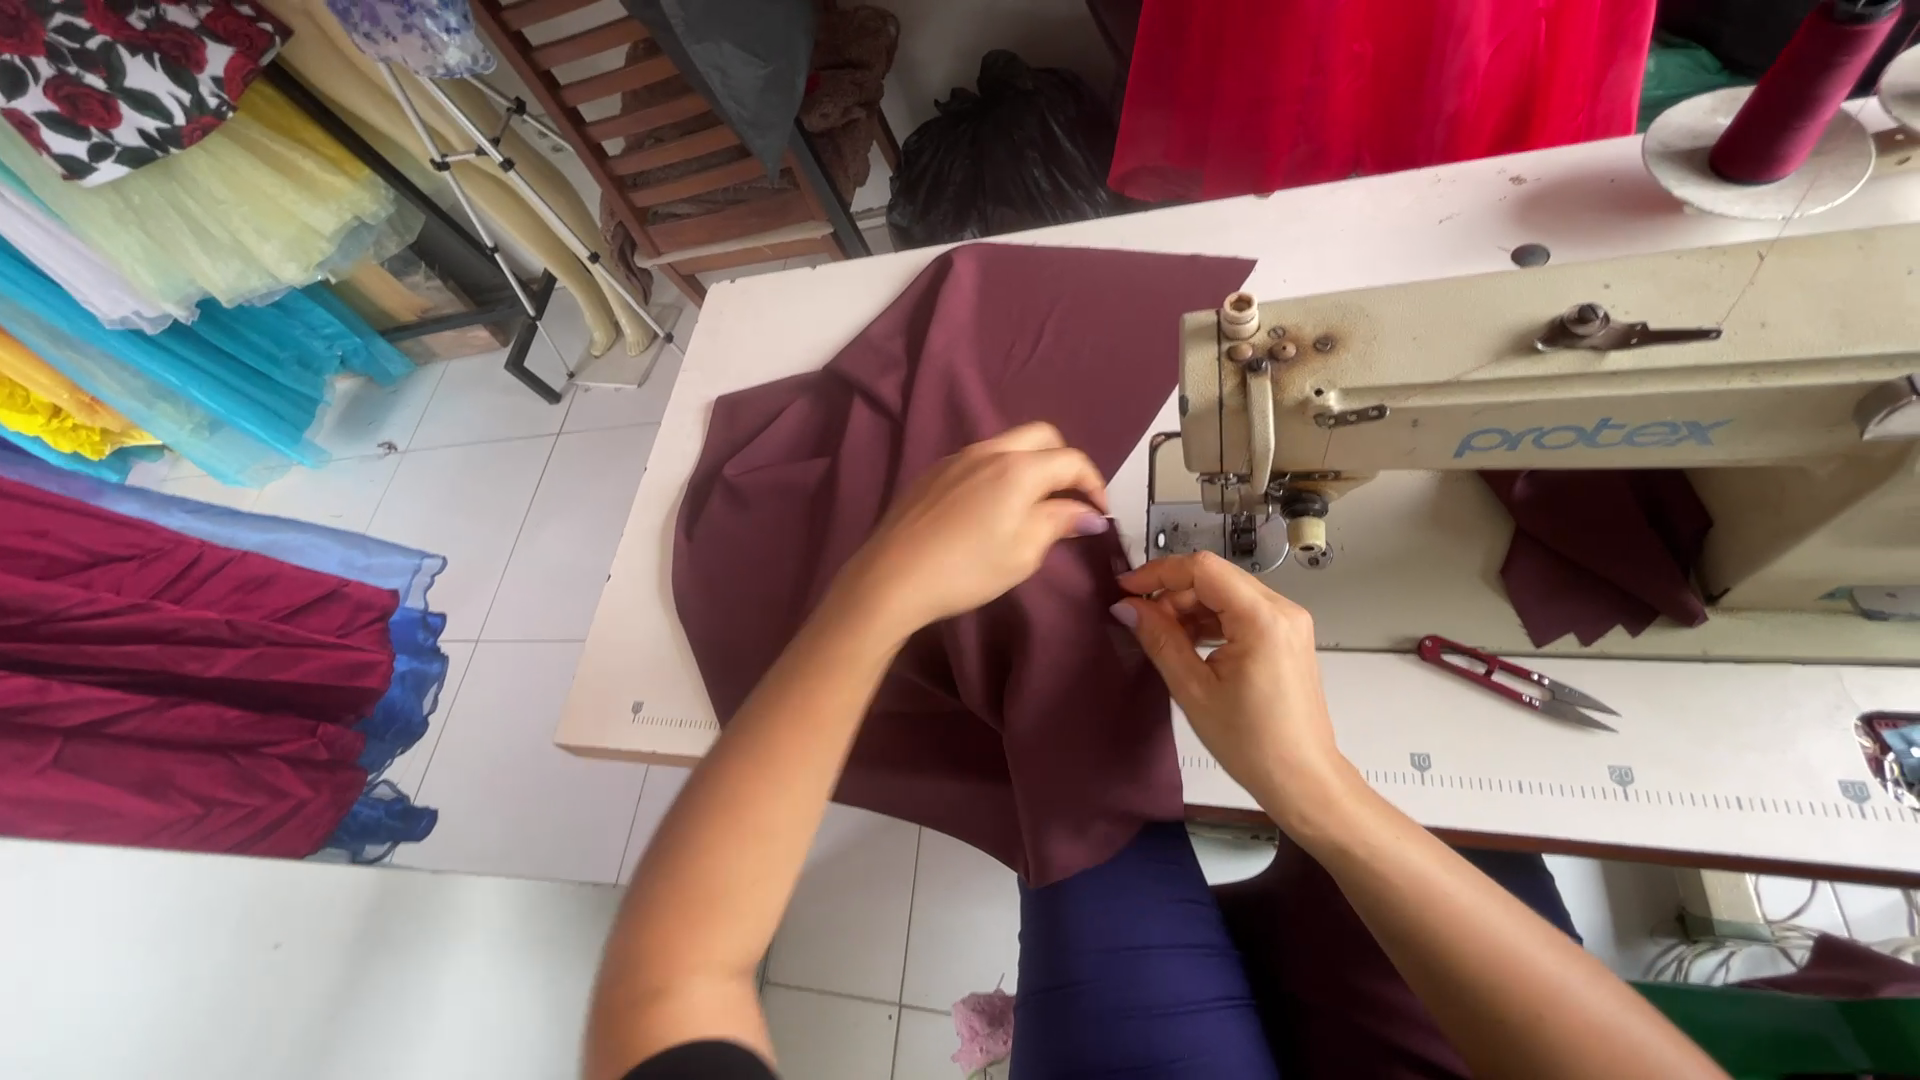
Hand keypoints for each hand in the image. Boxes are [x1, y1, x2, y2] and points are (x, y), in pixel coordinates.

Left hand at [833, 422, 1110, 639]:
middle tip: (1069, 499)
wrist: (892, 577)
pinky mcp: (932, 473)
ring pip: (1007, 445)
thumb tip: (1087, 513)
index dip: (1094, 484)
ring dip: (1030, 465)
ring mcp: (956, 458)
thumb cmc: (966, 569)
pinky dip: (999, 473)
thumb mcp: (1023, 552)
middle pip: (1041, 437)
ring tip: (1032, 505)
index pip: (1071, 460)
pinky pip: (979, 460)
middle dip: (1064, 462)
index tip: (1100, 513)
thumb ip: (1059, 523)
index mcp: (1018, 468)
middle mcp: (989, 451)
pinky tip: (990, 508)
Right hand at [1112, 552, 1354, 827]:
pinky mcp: (1285, 636)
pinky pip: (1240, 611)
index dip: (1159, 572)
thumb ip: (1159, 638)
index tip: (1126, 588)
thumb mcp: (1193, 689)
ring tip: (1158, 634)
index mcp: (1262, 619)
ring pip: (1225, 592)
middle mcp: (1282, 610)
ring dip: (1189, 606)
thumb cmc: (1251, 742)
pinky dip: (1209, 619)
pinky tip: (1185, 642)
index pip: (1203, 569)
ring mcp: (1288, 622)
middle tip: (1138, 617)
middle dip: (1172, 591)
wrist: (1302, 779)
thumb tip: (1126, 607)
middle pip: (1214, 577)